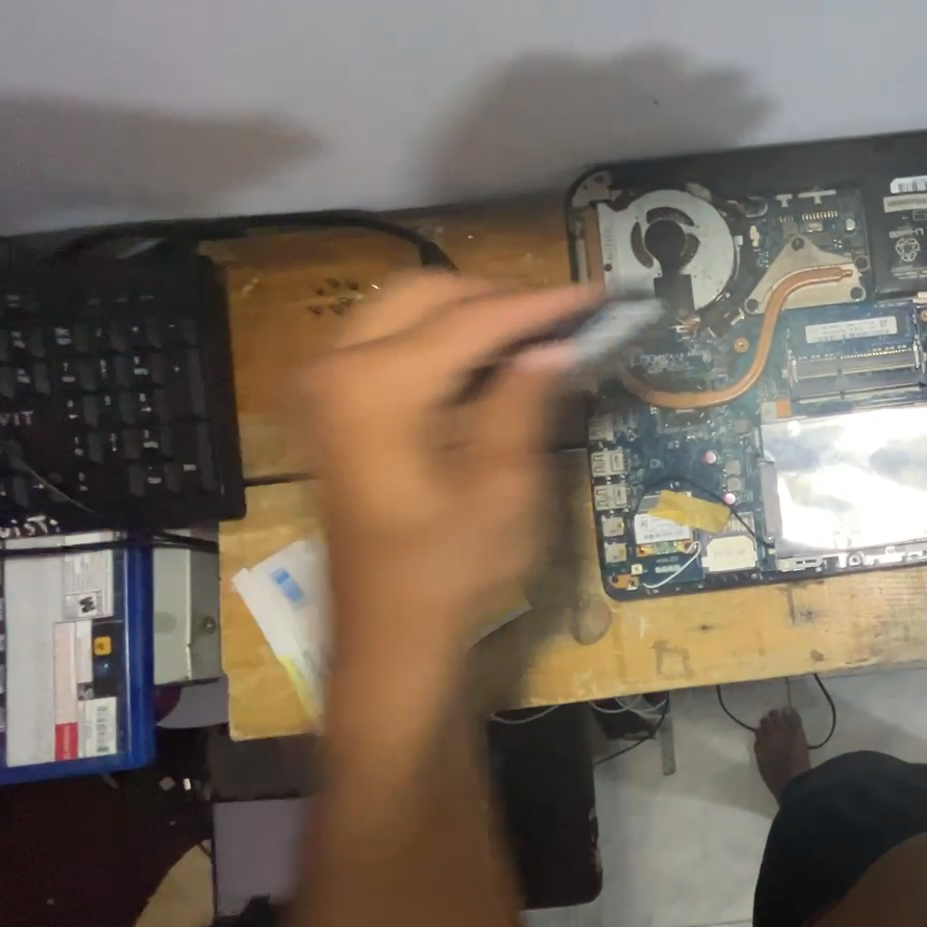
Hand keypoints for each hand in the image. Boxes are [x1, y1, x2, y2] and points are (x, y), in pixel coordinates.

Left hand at [295, 272, 603, 638]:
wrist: (391, 632)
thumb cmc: (455, 573)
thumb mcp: (506, 491)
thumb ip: (523, 405)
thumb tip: (553, 348)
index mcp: (381, 388)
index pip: (476, 320)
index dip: (545, 306)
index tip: (599, 295)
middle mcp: (339, 370)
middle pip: (428, 293)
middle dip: (502, 300)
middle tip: (566, 323)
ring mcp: (326, 387)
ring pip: (404, 311)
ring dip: (473, 317)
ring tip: (537, 342)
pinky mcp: (334, 410)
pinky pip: (390, 344)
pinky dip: (443, 342)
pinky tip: (491, 367)